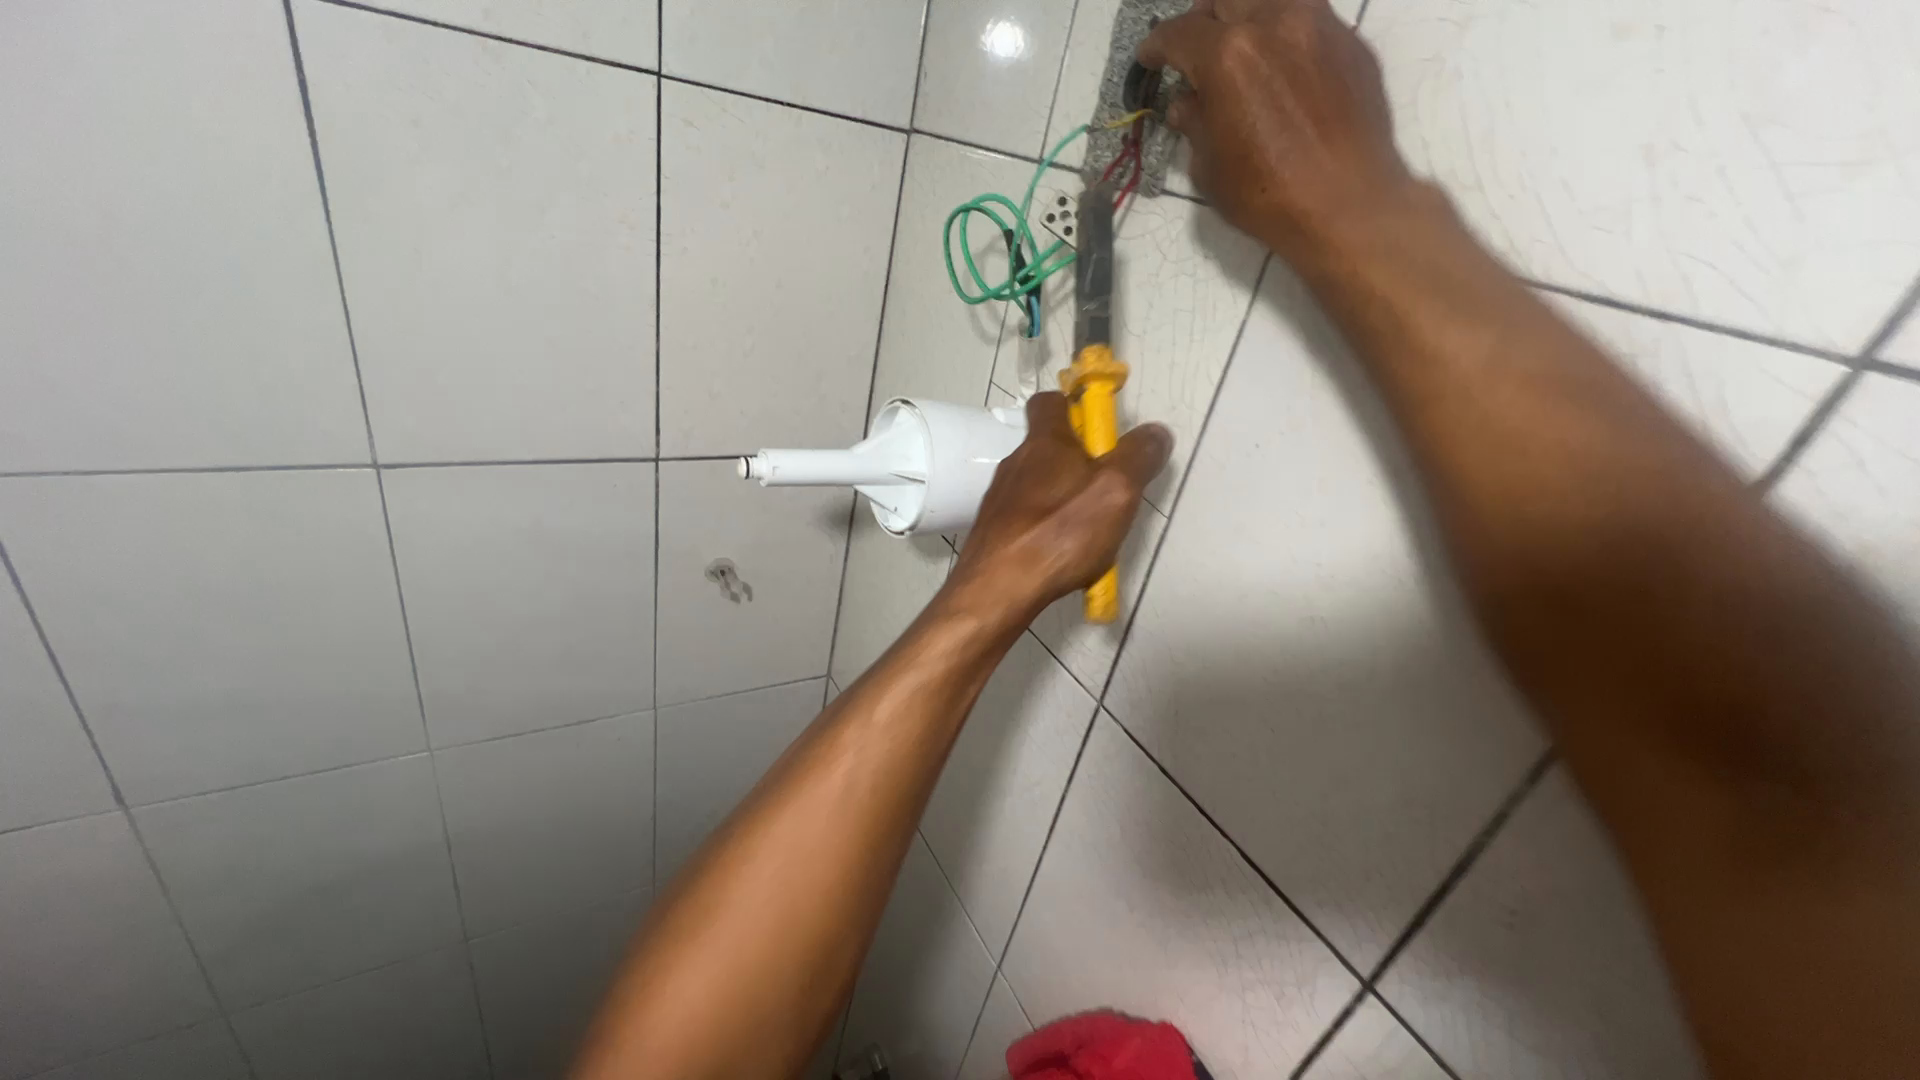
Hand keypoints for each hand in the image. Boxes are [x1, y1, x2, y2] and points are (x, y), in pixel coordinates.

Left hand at [947, 393, 1171, 621]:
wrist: (997, 589)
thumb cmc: (1058, 533)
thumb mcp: (1116, 491)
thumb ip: (1138, 458)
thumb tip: (1155, 432)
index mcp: (1045, 442)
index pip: (1051, 401)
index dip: (1077, 405)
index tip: (1103, 429)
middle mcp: (1016, 463)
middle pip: (1049, 448)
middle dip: (1080, 462)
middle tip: (1110, 491)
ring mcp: (1000, 499)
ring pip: (1040, 486)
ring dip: (1066, 499)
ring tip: (1091, 532)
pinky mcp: (994, 532)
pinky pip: (1029, 520)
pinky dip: (1048, 529)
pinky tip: (1064, 556)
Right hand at [1139, 0, 1416, 260]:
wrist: (1345, 205)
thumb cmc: (1267, 196)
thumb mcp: (1210, 168)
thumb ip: (1195, 124)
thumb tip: (1188, 103)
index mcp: (1229, 57)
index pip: (1179, 34)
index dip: (1157, 47)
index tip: (1150, 59)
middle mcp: (1275, 23)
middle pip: (1226, 0)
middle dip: (1201, 20)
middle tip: (1193, 50)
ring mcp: (1319, 26)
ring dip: (1246, 15)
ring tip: (1238, 48)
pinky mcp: (1349, 42)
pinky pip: (1308, 19)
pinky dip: (1283, 33)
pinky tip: (1278, 67)